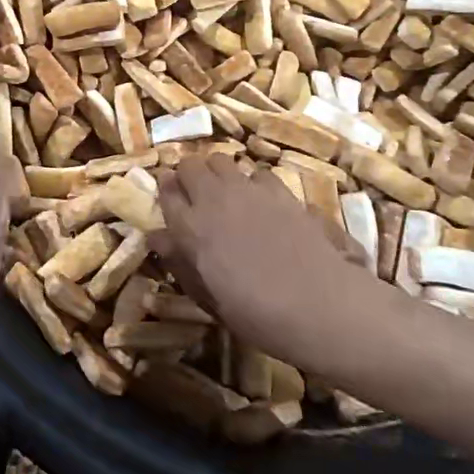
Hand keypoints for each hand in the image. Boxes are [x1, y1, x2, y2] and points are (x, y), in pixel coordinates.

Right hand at [156, 156, 403, 371]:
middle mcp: (214, 198)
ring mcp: (249, 190)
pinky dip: (251, 181)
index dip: (165, 190)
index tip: (168, 196)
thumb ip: (180, 262)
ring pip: (221, 160)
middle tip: (195, 196)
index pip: (167, 191)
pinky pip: (256, 172)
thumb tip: (157, 236)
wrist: (317, 303)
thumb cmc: (255, 313)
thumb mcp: (208, 297)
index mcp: (190, 227)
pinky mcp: (280, 189)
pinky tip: (259, 201)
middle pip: (191, 166)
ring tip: (224, 194)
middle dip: (188, 175)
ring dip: (217, 172)